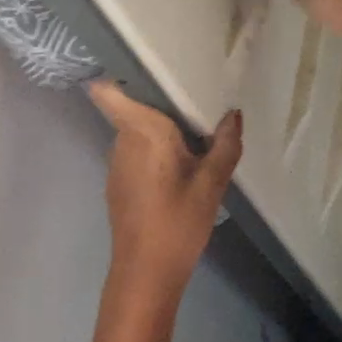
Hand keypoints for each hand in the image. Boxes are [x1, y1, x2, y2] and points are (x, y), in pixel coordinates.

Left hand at [87, 81, 242, 288]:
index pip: (109, 92)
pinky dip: (154, 154)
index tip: (145, 67)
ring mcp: (116, 165)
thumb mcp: (211, 184)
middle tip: (195, 102)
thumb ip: (224, 145)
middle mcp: (122, 141)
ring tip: (194, 134)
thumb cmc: (178, 222)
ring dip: (160, 132)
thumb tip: (233, 115)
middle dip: (159, 104)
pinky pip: (136, 155)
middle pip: (132, 109)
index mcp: (141, 131)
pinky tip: (180, 168)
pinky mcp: (119, 185)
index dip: (118, 76)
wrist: (146, 273)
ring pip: (136, 134)